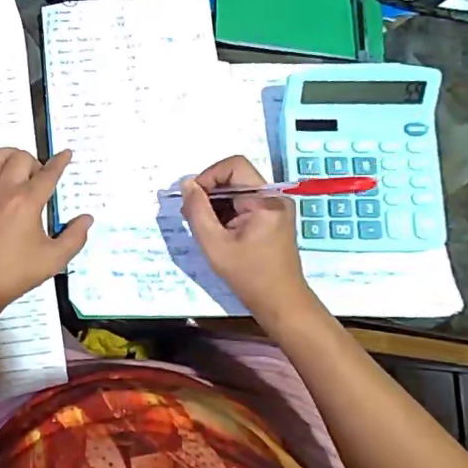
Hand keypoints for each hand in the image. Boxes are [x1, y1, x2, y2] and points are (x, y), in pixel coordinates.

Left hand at [0, 141, 92, 322]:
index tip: (67, 154)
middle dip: (36, 162)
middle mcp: (5, 191)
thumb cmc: (17, 273)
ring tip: (19, 162)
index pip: (48, 174)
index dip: (60, 162)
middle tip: (43, 176)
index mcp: (27, 202)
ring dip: (10, 154)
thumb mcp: (54, 259)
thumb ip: (75, 237)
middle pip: (21, 159)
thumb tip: (87, 219)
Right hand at [180, 156, 315, 320]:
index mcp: (266, 199)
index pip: (234, 166)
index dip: (209, 176)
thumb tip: (187, 183)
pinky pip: (245, 204)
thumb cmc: (248, 275)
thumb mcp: (214, 243)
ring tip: (204, 228)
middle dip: (210, 192)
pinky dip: (228, 213)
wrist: (280, 302)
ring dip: (217, 204)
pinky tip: (218, 233)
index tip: (193, 199)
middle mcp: (275, 197)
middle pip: (235, 178)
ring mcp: (276, 207)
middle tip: (191, 216)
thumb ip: (197, 210)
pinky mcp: (274, 218)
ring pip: (238, 191)